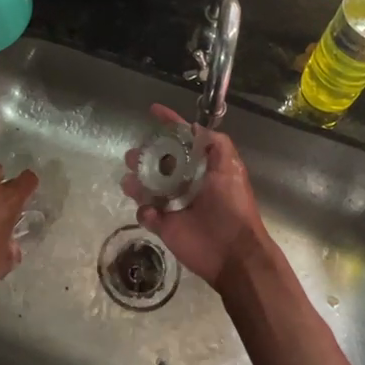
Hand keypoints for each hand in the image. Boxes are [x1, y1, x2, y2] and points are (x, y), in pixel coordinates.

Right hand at [123, 104, 271, 287]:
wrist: (233, 253)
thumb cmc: (233, 206)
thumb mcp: (230, 169)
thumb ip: (217, 145)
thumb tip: (195, 127)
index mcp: (200, 167)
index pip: (182, 140)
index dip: (169, 124)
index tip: (153, 110)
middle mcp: (185, 182)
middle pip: (158, 162)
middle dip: (144, 155)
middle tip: (134, 155)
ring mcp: (172, 204)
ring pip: (146, 186)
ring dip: (136, 181)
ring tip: (131, 181)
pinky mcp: (164, 226)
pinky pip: (145, 214)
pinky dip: (144, 211)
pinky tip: (152, 212)